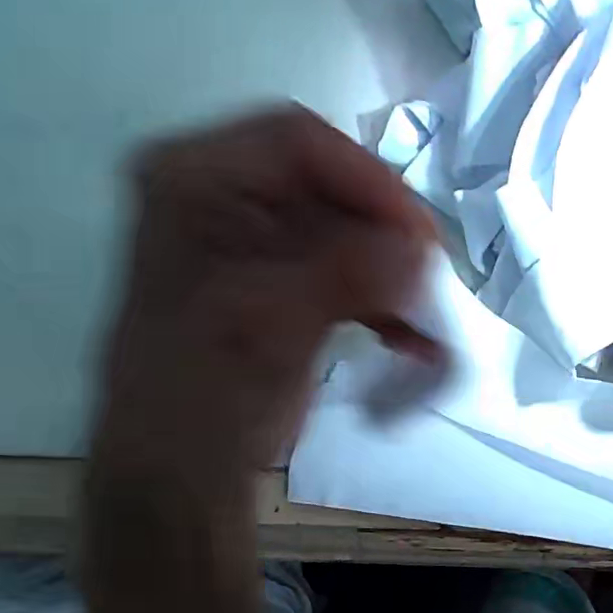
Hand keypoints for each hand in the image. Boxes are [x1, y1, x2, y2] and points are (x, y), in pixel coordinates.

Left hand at [89, 105, 439, 509]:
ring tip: (428, 321)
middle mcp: (222, 197)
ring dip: (392, 276)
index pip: (298, 144)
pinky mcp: (280, 286)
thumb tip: (423, 250)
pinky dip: (382, 304)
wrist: (180, 469)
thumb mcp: (270, 323)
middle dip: (387, 238)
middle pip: (329, 189)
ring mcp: (253, 244)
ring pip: (345, 234)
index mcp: (196, 181)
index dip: (369, 184)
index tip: (423, 241)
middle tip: (432, 282)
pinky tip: (412, 339)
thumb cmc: (205, 394)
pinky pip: (344, 275)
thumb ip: (348, 274)